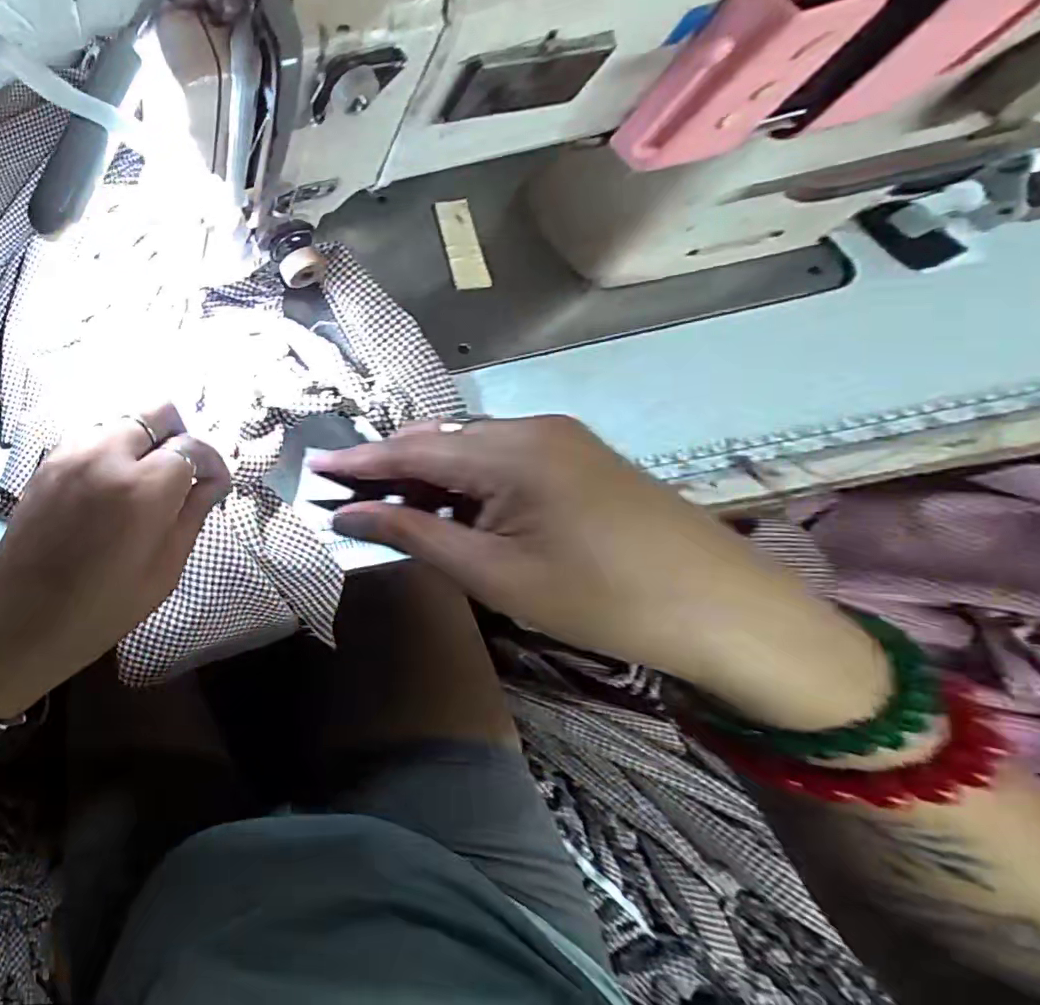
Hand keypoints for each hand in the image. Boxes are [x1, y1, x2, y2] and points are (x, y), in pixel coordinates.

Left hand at [0, 403, 228, 717]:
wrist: (18, 621)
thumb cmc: (100, 611)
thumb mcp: (163, 572)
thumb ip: (192, 516)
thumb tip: (212, 482)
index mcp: (143, 488)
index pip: (193, 447)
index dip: (212, 465)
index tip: (215, 486)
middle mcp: (107, 455)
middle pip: (159, 412)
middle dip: (180, 437)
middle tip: (182, 475)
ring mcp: (72, 453)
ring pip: (124, 419)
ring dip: (144, 441)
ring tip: (144, 482)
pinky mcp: (48, 460)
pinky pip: (92, 435)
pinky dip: (112, 449)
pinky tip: (110, 486)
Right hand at [309, 416, 890, 730]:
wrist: (728, 612)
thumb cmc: (600, 599)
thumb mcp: (492, 573)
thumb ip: (413, 535)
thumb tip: (346, 515)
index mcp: (509, 451)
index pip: (410, 449)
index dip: (356, 461)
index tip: (312, 468)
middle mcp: (531, 428)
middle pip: (437, 440)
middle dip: (388, 464)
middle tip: (344, 492)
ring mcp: (560, 437)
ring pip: (468, 446)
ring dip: (425, 473)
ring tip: (387, 503)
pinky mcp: (578, 455)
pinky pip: (500, 456)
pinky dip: (463, 477)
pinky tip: (449, 504)